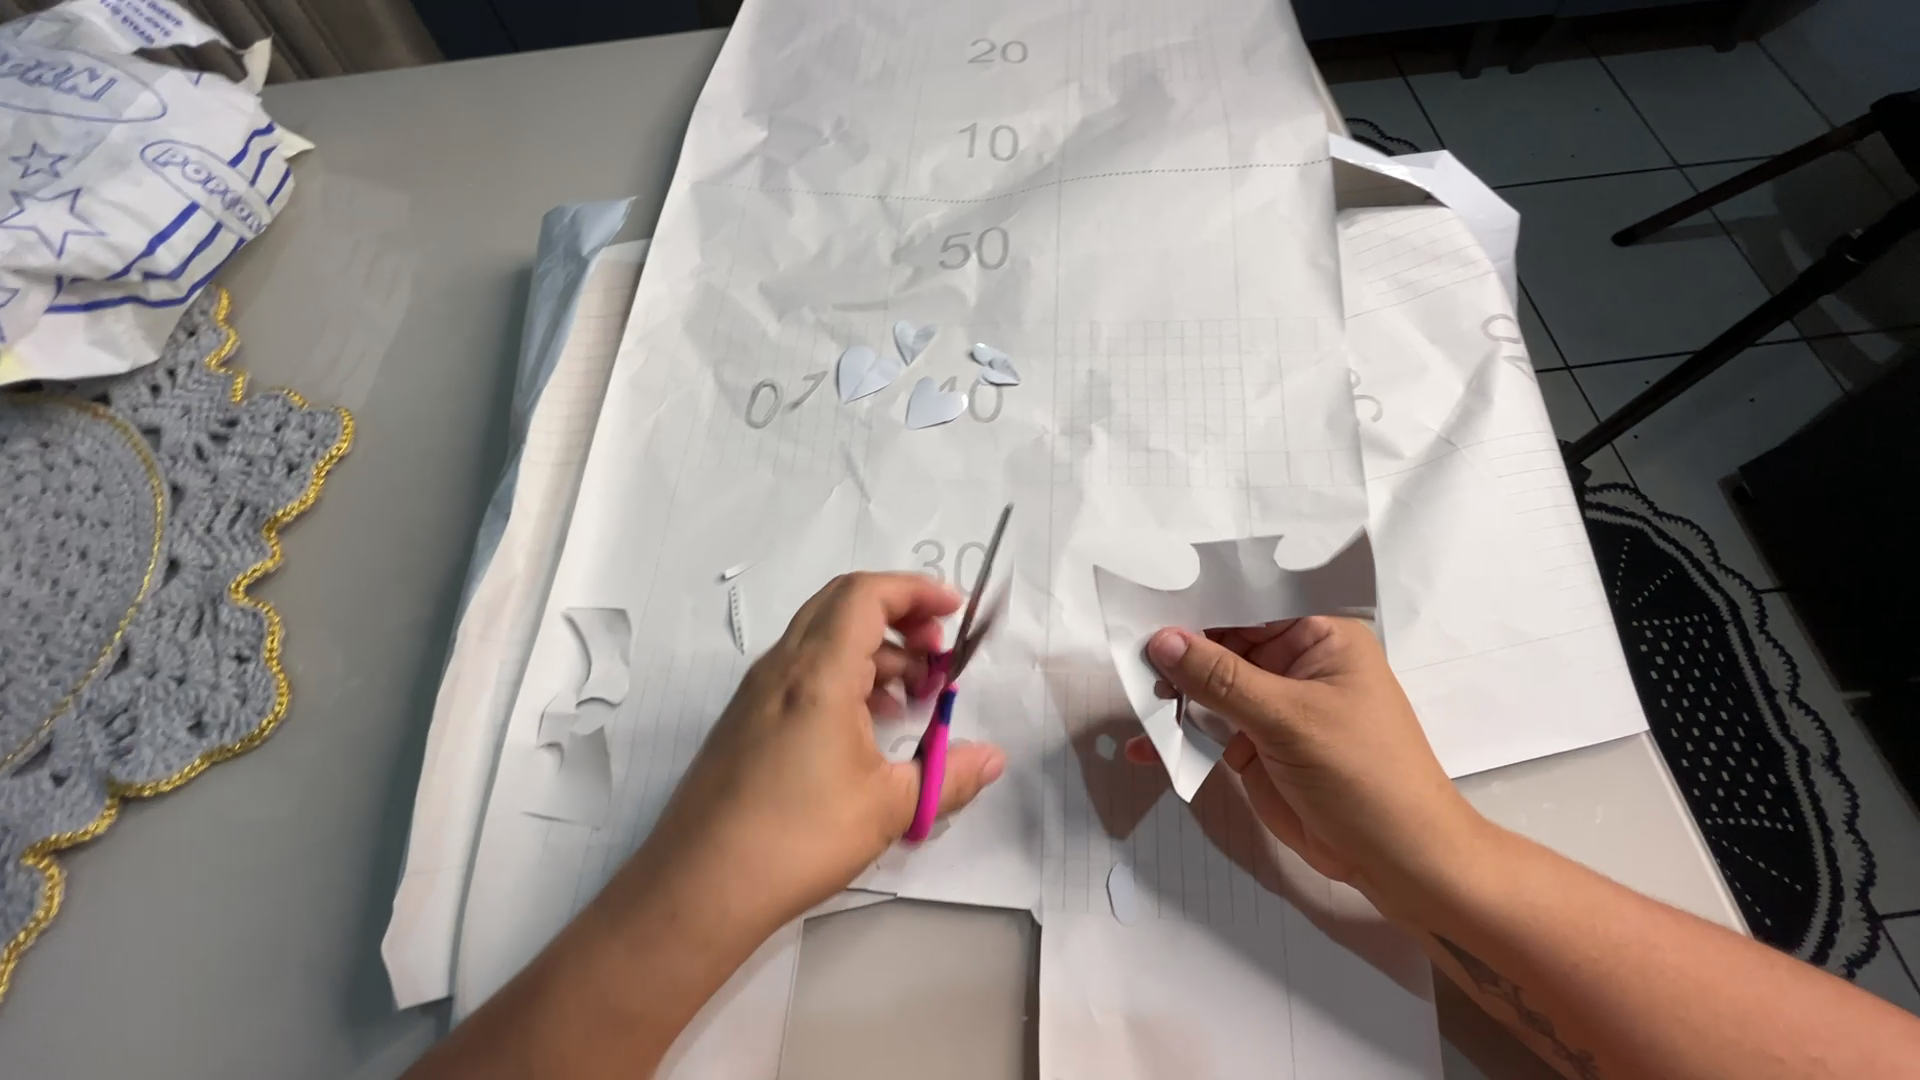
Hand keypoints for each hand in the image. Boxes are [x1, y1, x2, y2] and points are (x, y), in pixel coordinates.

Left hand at [637, 572, 1006, 932]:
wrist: (698, 887)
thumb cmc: (797, 838)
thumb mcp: (888, 807)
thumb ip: (949, 775)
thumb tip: (994, 759)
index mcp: (817, 672)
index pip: (866, 595)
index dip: (916, 590)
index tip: (955, 611)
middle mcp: (783, 667)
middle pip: (844, 605)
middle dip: (901, 616)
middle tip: (939, 655)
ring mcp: (759, 691)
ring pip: (824, 638)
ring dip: (876, 649)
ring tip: (914, 695)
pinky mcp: (748, 717)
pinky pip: (805, 670)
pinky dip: (846, 674)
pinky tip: (870, 722)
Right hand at [1132, 617, 1485, 912]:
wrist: (1398, 862)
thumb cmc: (1362, 772)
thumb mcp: (1289, 717)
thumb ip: (1220, 678)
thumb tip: (1160, 640)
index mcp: (1317, 637)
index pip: (1250, 604)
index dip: (1200, 601)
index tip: (1147, 599)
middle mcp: (1291, 663)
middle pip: (1221, 643)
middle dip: (1177, 650)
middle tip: (1125, 651)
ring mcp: (1270, 705)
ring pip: (1207, 685)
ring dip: (1171, 693)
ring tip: (1130, 697)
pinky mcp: (1252, 744)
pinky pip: (1205, 728)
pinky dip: (1177, 735)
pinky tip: (1145, 746)